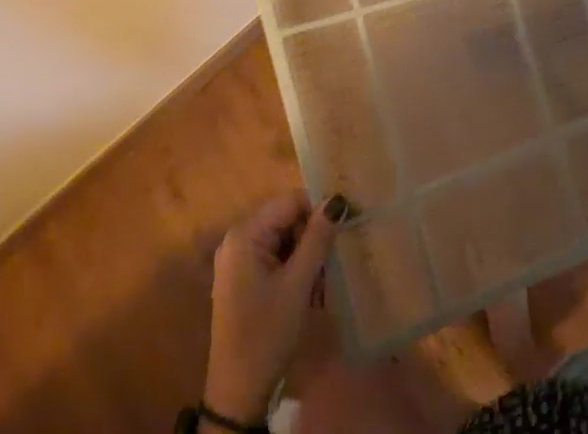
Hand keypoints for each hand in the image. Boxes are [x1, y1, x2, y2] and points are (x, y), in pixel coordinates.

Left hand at [204, 191, 345, 422]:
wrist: (239, 386)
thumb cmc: (268, 331)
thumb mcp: (298, 284)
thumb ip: (317, 238)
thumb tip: (338, 200)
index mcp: (244, 234)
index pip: (288, 201)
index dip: (319, 208)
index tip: (350, 222)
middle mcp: (237, 240)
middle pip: (285, 220)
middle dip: (313, 237)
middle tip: (337, 260)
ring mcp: (238, 261)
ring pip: (283, 241)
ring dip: (307, 256)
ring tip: (325, 281)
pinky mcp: (244, 279)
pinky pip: (275, 259)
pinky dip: (295, 270)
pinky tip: (310, 292)